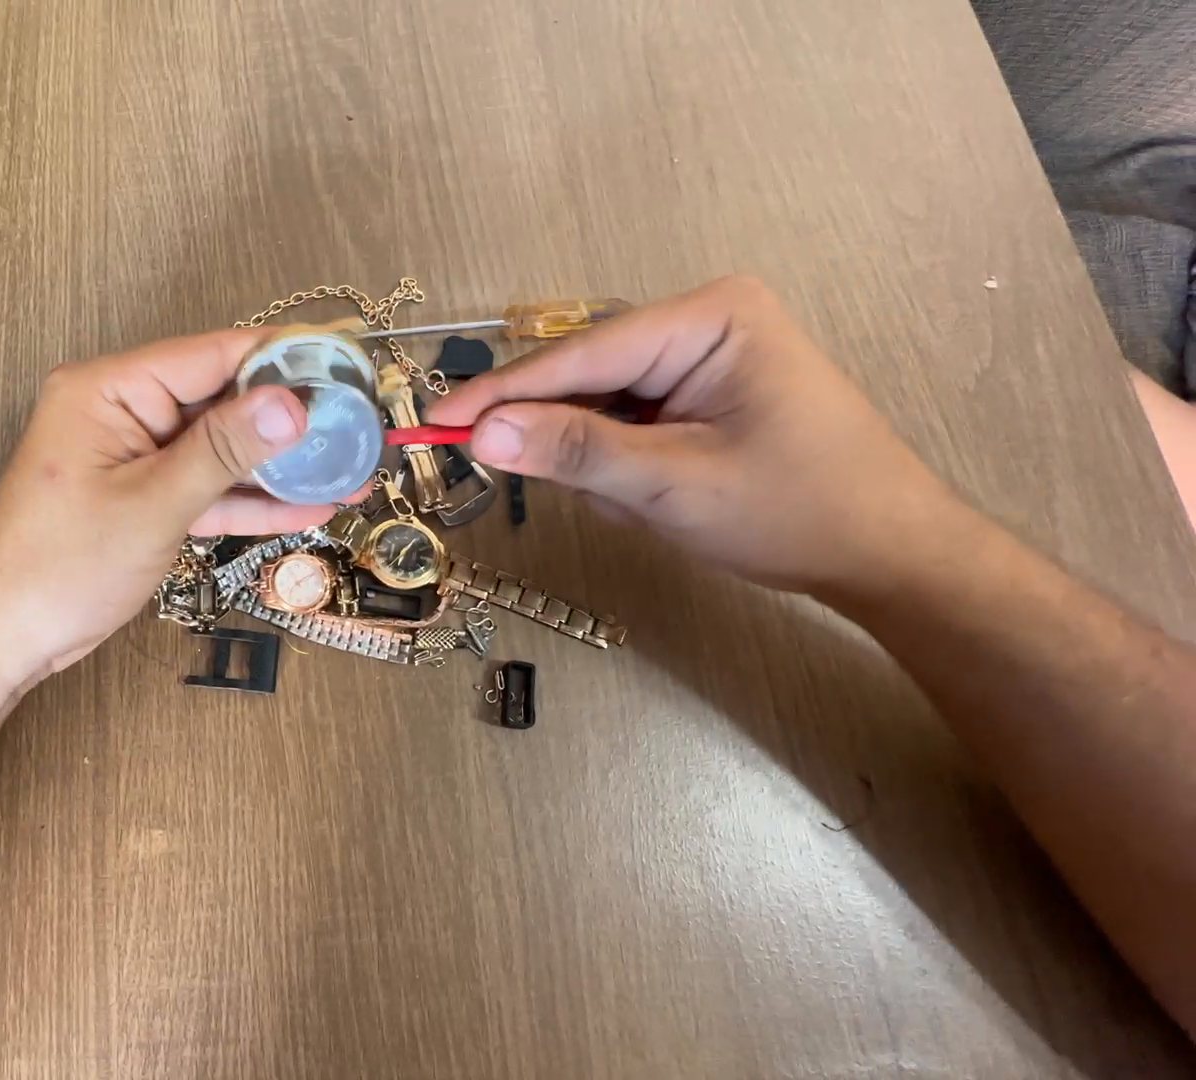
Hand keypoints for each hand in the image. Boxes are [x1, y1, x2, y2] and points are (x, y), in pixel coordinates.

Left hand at [0, 328, 339, 681]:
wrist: (7, 638)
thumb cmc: (63, 567)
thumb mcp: (153, 504)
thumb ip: (223, 450)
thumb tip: (290, 402)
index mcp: (109, 389)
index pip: (209, 355)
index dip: (280, 358)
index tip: (344, 363)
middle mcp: (122, 410)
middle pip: (220, 400)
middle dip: (287, 419)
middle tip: (357, 424)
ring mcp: (133, 455)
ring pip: (218, 448)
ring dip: (277, 465)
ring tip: (347, 469)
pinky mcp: (142, 495)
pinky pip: (203, 487)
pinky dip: (247, 500)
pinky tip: (307, 508)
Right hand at [429, 276, 961, 593]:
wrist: (884, 553)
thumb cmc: (794, 510)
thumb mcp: (672, 484)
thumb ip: (573, 452)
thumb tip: (480, 433)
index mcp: (706, 318)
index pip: (576, 355)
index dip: (499, 394)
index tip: (432, 423)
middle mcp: (696, 323)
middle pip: (582, 377)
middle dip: (568, 439)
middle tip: (574, 488)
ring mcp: (693, 359)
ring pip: (595, 407)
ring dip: (600, 463)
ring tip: (648, 502)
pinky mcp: (689, 393)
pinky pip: (619, 425)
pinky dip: (617, 467)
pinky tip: (656, 495)